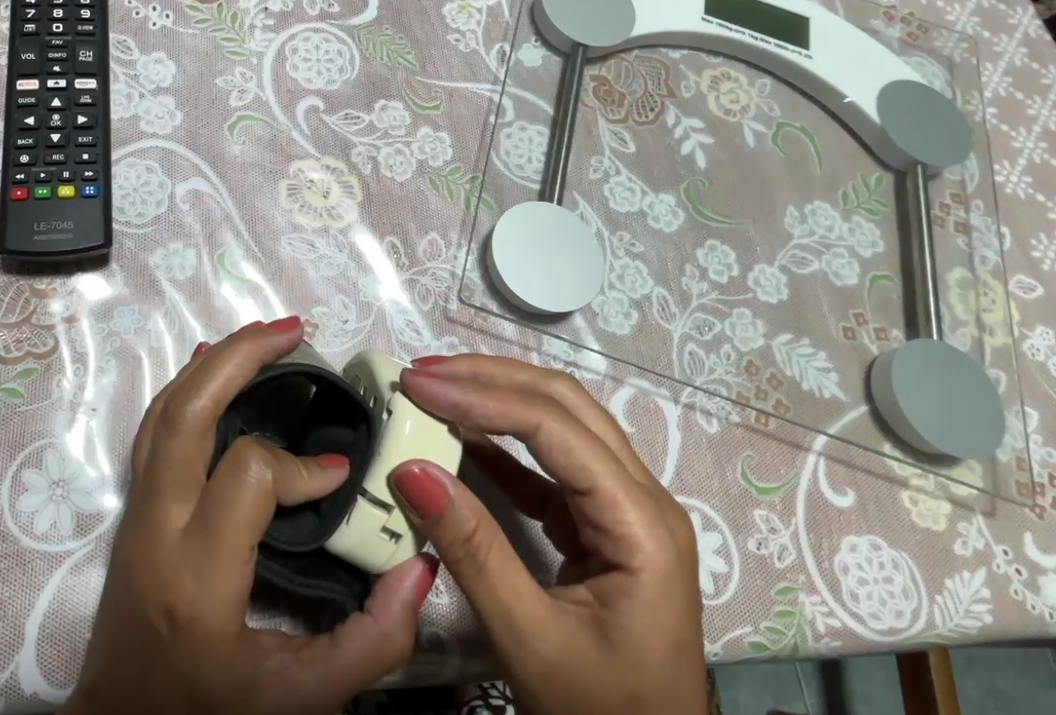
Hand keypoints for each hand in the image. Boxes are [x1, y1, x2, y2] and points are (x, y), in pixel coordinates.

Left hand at [64, 318, 438, 714]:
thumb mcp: (303, 698)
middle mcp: (158, 529)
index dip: (300, 465)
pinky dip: (184, 389)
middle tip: (293, 331)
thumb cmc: (211, 714)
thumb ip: (372, 640)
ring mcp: (136, 514)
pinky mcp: (132, 511)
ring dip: (211, 364)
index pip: (248, 476)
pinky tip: (210, 369)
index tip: (339, 475)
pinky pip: (153, 431)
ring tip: (263, 337)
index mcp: (199, 575)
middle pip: (186, 414)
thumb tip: (420, 567)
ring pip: (161, 413)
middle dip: (239, 359)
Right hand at [388, 355, 705, 714]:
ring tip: (434, 388)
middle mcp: (642, 499)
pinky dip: (501, 441)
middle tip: (421, 374)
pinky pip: (549, 464)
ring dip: (497, 397)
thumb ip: (472, 551)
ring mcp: (623, 508)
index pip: (557, 429)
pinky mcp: (600, 524)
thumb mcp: (530, 639)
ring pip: (561, 423)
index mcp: (641, 524)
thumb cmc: (601, 711)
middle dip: (491, 379)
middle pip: (566, 406)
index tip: (418, 386)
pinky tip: (458, 433)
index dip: (483, 397)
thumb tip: (412, 471)